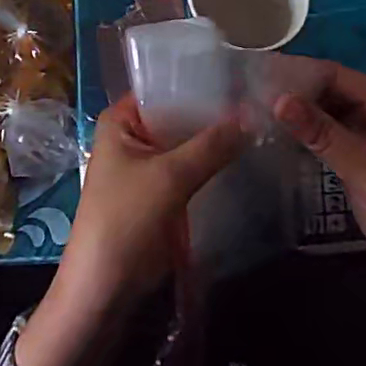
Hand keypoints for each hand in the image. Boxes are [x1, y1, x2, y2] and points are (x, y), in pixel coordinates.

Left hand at [59, 95, 245, 306]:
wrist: (104, 288)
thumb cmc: (125, 220)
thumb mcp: (169, 177)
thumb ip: (210, 146)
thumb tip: (252, 114)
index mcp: (119, 120)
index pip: (161, 87)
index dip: (197, 82)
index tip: (240, 78)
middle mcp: (130, 136)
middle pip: (176, 116)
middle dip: (212, 114)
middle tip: (259, 102)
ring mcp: (145, 165)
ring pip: (185, 144)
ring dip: (214, 141)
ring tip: (261, 125)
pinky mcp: (159, 192)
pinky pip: (189, 169)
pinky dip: (210, 165)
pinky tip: (244, 157)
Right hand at [271, 57, 365, 297]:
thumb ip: (325, 136)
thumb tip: (278, 99)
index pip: (338, 75)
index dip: (300, 72)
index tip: (259, 74)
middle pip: (330, 92)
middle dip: (294, 90)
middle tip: (249, 91)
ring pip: (326, 115)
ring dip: (296, 113)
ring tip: (253, 108)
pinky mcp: (360, 165)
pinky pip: (327, 139)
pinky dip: (304, 135)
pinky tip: (274, 134)